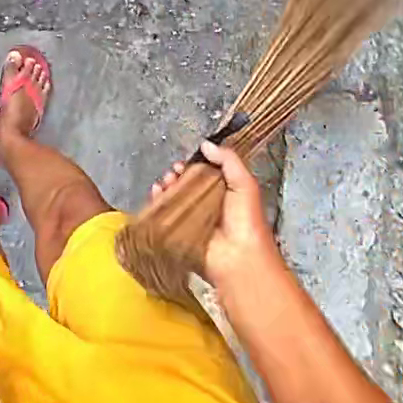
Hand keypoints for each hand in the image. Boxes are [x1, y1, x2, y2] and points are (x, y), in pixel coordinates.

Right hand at [148, 140, 278, 284]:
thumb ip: (228, 159)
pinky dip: (158, 204)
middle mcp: (209, 205)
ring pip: (175, 198)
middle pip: (187, 184)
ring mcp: (193, 220)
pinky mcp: (180, 234)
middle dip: (177, 175)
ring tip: (164, 182)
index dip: (193, 164)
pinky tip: (156, 194)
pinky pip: (166, 216)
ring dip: (167, 187)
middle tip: (173, 172)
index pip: (205, 172)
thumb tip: (206, 144)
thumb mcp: (244, 182)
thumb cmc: (246, 220)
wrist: (238, 258)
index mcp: (226, 191)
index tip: (184, 161)